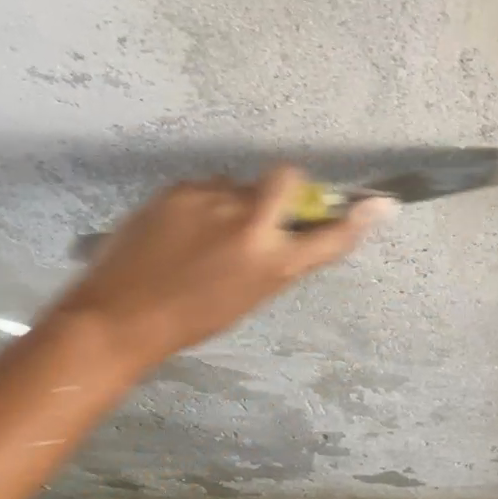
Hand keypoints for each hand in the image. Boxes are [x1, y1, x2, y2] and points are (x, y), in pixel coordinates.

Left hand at [47, 165, 393, 366]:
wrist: (116, 317)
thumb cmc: (189, 319)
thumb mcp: (249, 297)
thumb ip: (278, 259)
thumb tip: (293, 230)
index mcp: (272, 263)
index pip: (329, 236)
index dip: (358, 219)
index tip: (382, 204)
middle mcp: (249, 225)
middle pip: (287, 179)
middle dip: (286, 185)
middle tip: (266, 206)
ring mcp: (211, 201)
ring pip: (239, 185)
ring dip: (235, 201)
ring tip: (202, 235)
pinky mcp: (178, 190)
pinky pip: (205, 188)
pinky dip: (202, 205)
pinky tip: (178, 232)